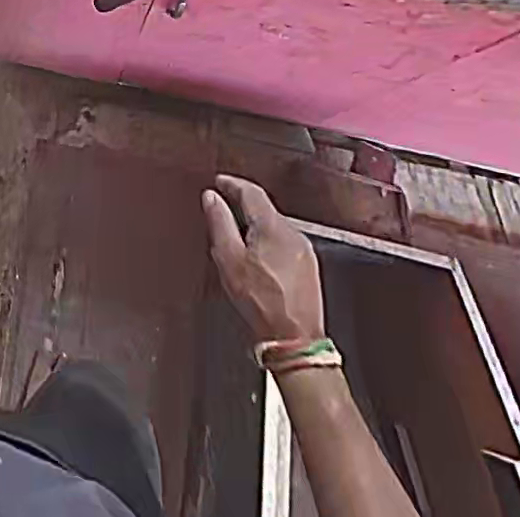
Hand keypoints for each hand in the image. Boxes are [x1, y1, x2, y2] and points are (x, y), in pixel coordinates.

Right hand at [203, 175, 324, 343]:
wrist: (294, 338)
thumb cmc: (261, 301)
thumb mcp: (228, 257)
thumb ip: (219, 222)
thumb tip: (212, 198)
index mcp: (274, 228)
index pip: (252, 192)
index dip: (232, 183)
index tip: (219, 181)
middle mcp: (294, 235)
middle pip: (264, 207)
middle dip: (241, 202)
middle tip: (221, 202)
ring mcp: (304, 251)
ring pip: (274, 224)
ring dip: (253, 220)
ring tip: (233, 227)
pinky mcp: (307, 266)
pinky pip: (283, 240)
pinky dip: (265, 236)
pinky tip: (253, 250)